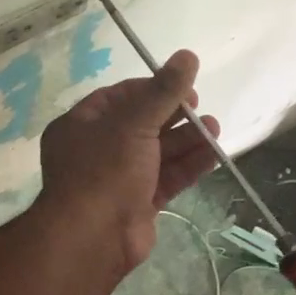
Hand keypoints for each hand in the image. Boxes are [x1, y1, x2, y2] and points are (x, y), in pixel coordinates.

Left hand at [33, 50, 220, 270]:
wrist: (93, 238)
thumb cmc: (104, 170)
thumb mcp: (134, 123)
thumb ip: (163, 91)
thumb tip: (188, 56)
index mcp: (80, 125)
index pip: (117, 98)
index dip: (149, 89)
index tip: (179, 85)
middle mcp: (95, 149)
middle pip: (140, 124)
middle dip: (173, 116)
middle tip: (200, 107)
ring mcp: (116, 179)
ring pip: (156, 153)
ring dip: (185, 140)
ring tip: (215, 129)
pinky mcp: (137, 204)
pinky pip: (165, 178)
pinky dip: (188, 166)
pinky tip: (213, 154)